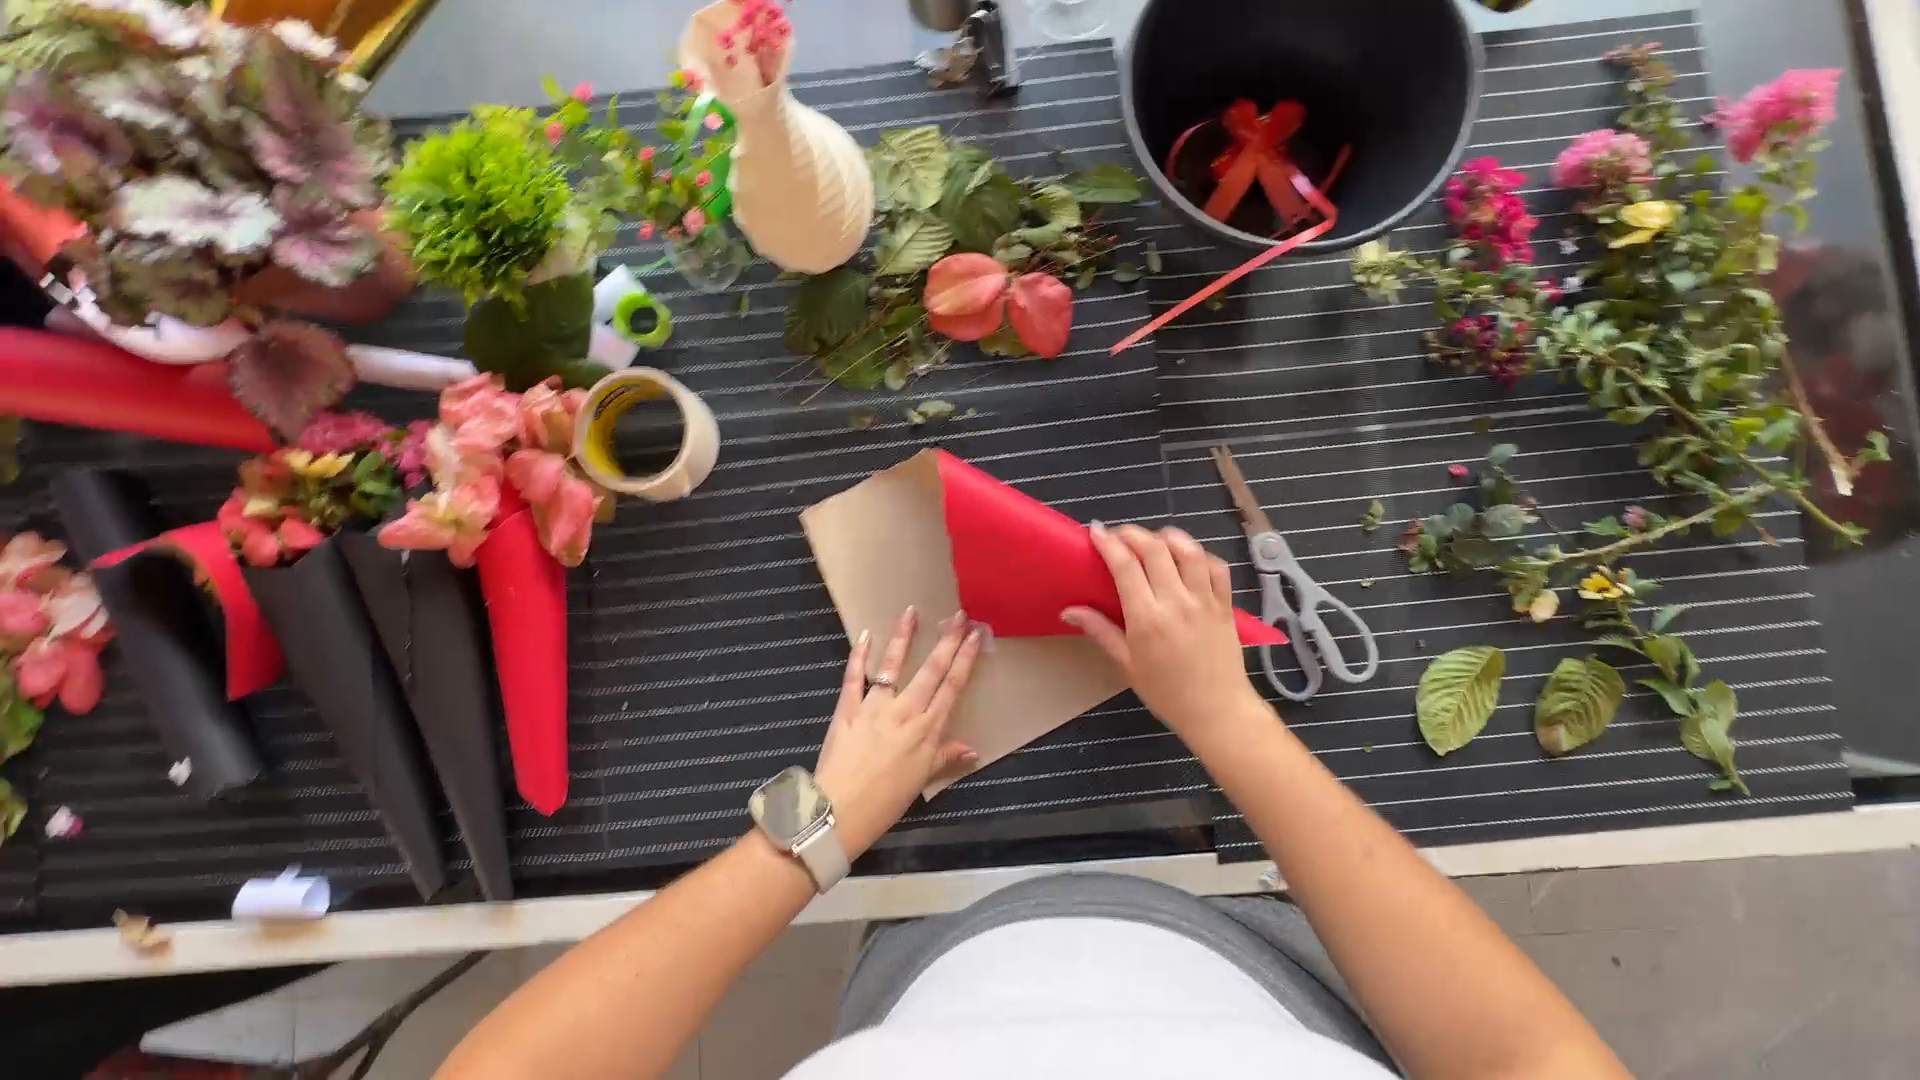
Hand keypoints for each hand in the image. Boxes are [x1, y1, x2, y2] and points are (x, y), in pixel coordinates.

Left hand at [814, 607, 982, 856]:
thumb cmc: (885, 802)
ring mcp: (874, 707)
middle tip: (958, 615)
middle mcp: (904, 712)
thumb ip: (945, 757)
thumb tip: (972, 749)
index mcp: (927, 730)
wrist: (840, 812)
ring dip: (903, 637)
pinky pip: (854, 677)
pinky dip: (859, 655)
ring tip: (912, 611)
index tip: (975, 635)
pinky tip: (865, 635)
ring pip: (893, 665)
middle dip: (946, 640)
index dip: (965, 659)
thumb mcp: (921, 780)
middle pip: (931, 670)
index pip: (952, 687)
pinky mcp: (847, 709)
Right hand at [1062, 524, 1265, 738]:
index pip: (1125, 566)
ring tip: (1154, 540)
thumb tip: (1068, 611)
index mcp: (1147, 618)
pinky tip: (1188, 558)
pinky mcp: (1225, 604)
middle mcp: (1176, 602)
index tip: (1096, 532)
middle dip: (1133, 534)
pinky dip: (1201, 555)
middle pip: (1155, 549)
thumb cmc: (1167, 692)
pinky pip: (1217, 567)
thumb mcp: (1127, 664)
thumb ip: (1100, 631)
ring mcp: (1204, 601)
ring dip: (1167, 537)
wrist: (1217, 710)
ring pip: (1188, 550)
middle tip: (1119, 536)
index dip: (1108, 543)